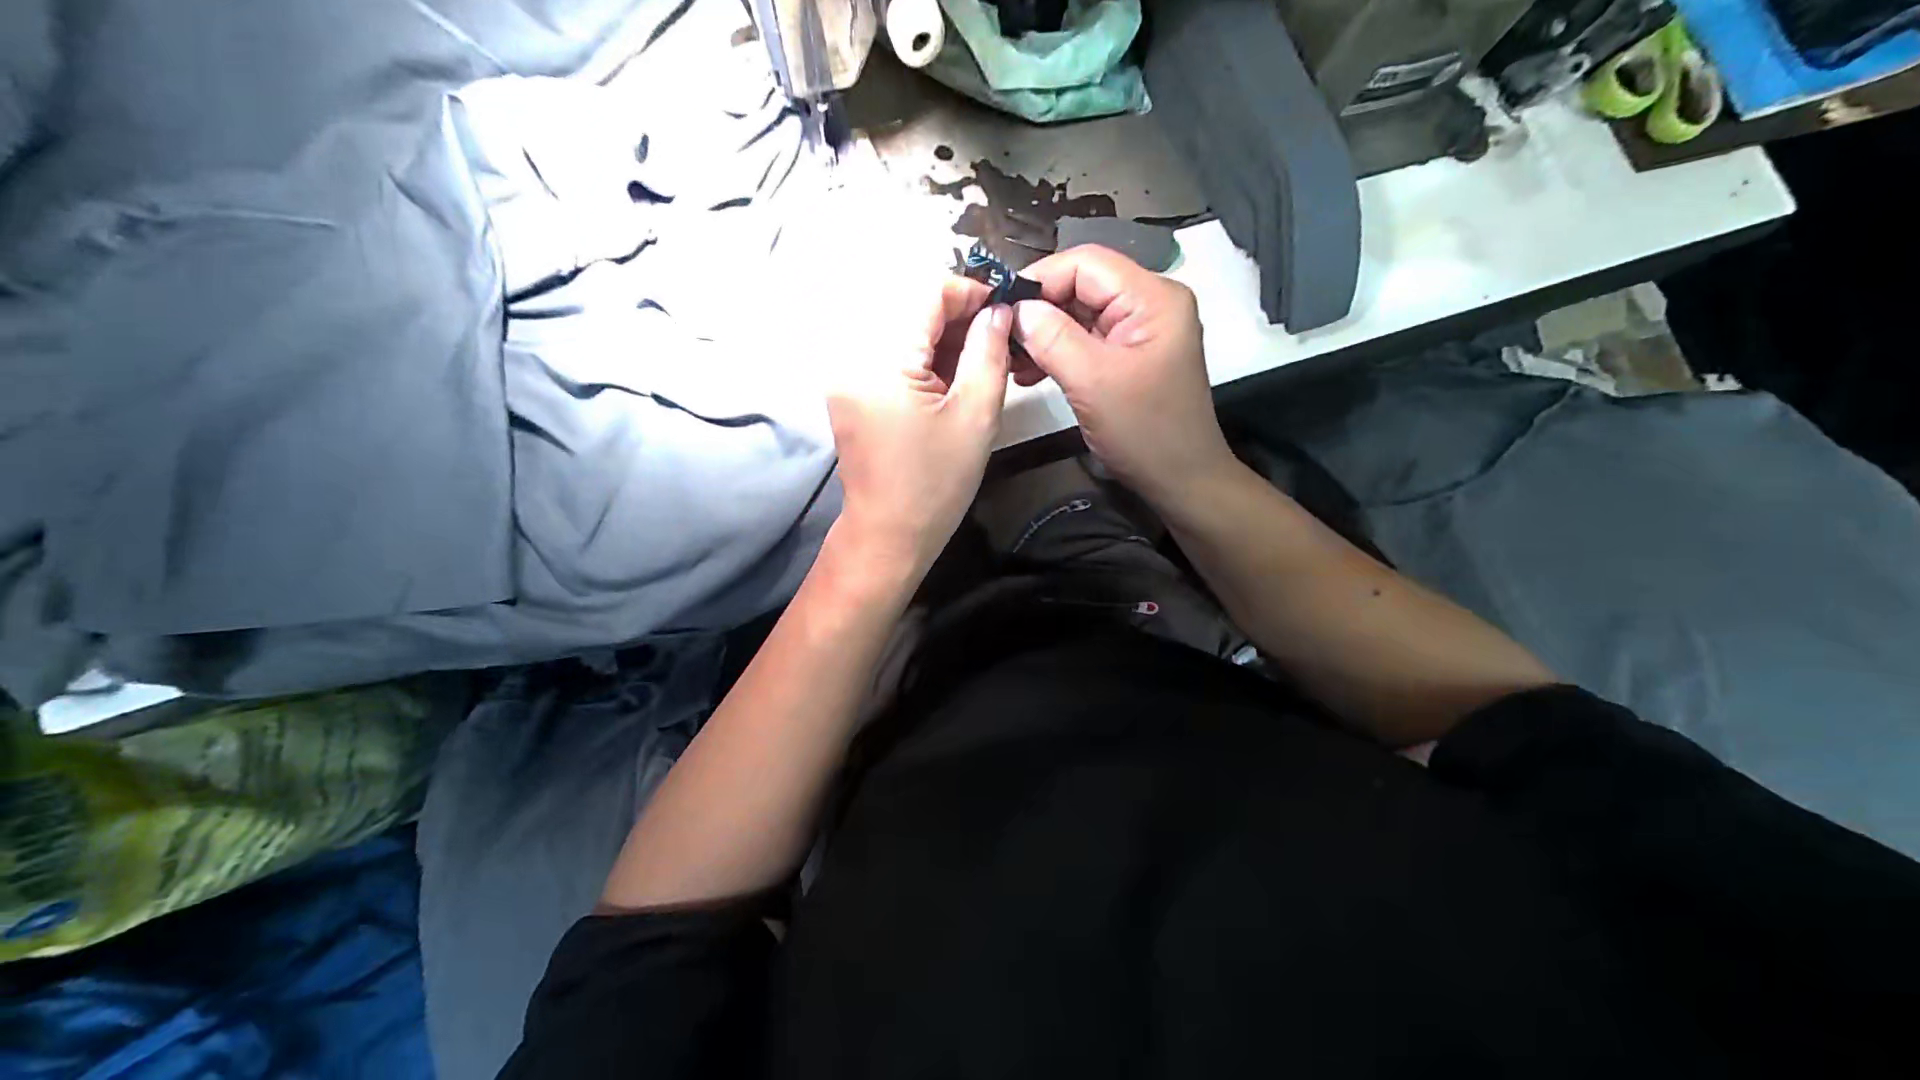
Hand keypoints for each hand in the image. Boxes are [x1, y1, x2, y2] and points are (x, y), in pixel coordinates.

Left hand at [827, 276, 1011, 576]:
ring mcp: (846, 373)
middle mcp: (853, 356)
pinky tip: (948, 378)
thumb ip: (989, 351)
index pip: (926, 291)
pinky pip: (888, 352)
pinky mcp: (849, 389)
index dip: (970, 292)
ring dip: (940, 335)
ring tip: (975, 363)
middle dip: (956, 314)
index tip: (1002, 310)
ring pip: (900, 327)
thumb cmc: (935, 484)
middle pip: (910, 305)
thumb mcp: (976, 415)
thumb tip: (999, 311)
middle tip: (993, 340)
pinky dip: (921, 355)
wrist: (889, 535)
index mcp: (882, 360)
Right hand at [1012, 245, 1235, 507]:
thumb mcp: (1093, 381)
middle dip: (1038, 310)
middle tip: (1000, 338)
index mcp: (1152, 298)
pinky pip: (1086, 340)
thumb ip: (1052, 337)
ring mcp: (1140, 330)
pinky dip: (1057, 352)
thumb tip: (1016, 308)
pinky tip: (1030, 373)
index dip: (1039, 279)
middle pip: (1082, 286)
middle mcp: (1149, 303)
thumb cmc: (1144, 432)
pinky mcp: (1129, 355)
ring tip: (1011, 361)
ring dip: (1043, 334)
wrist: (1181, 480)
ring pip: (1079, 314)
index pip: (1086, 263)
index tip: (1000, 307)